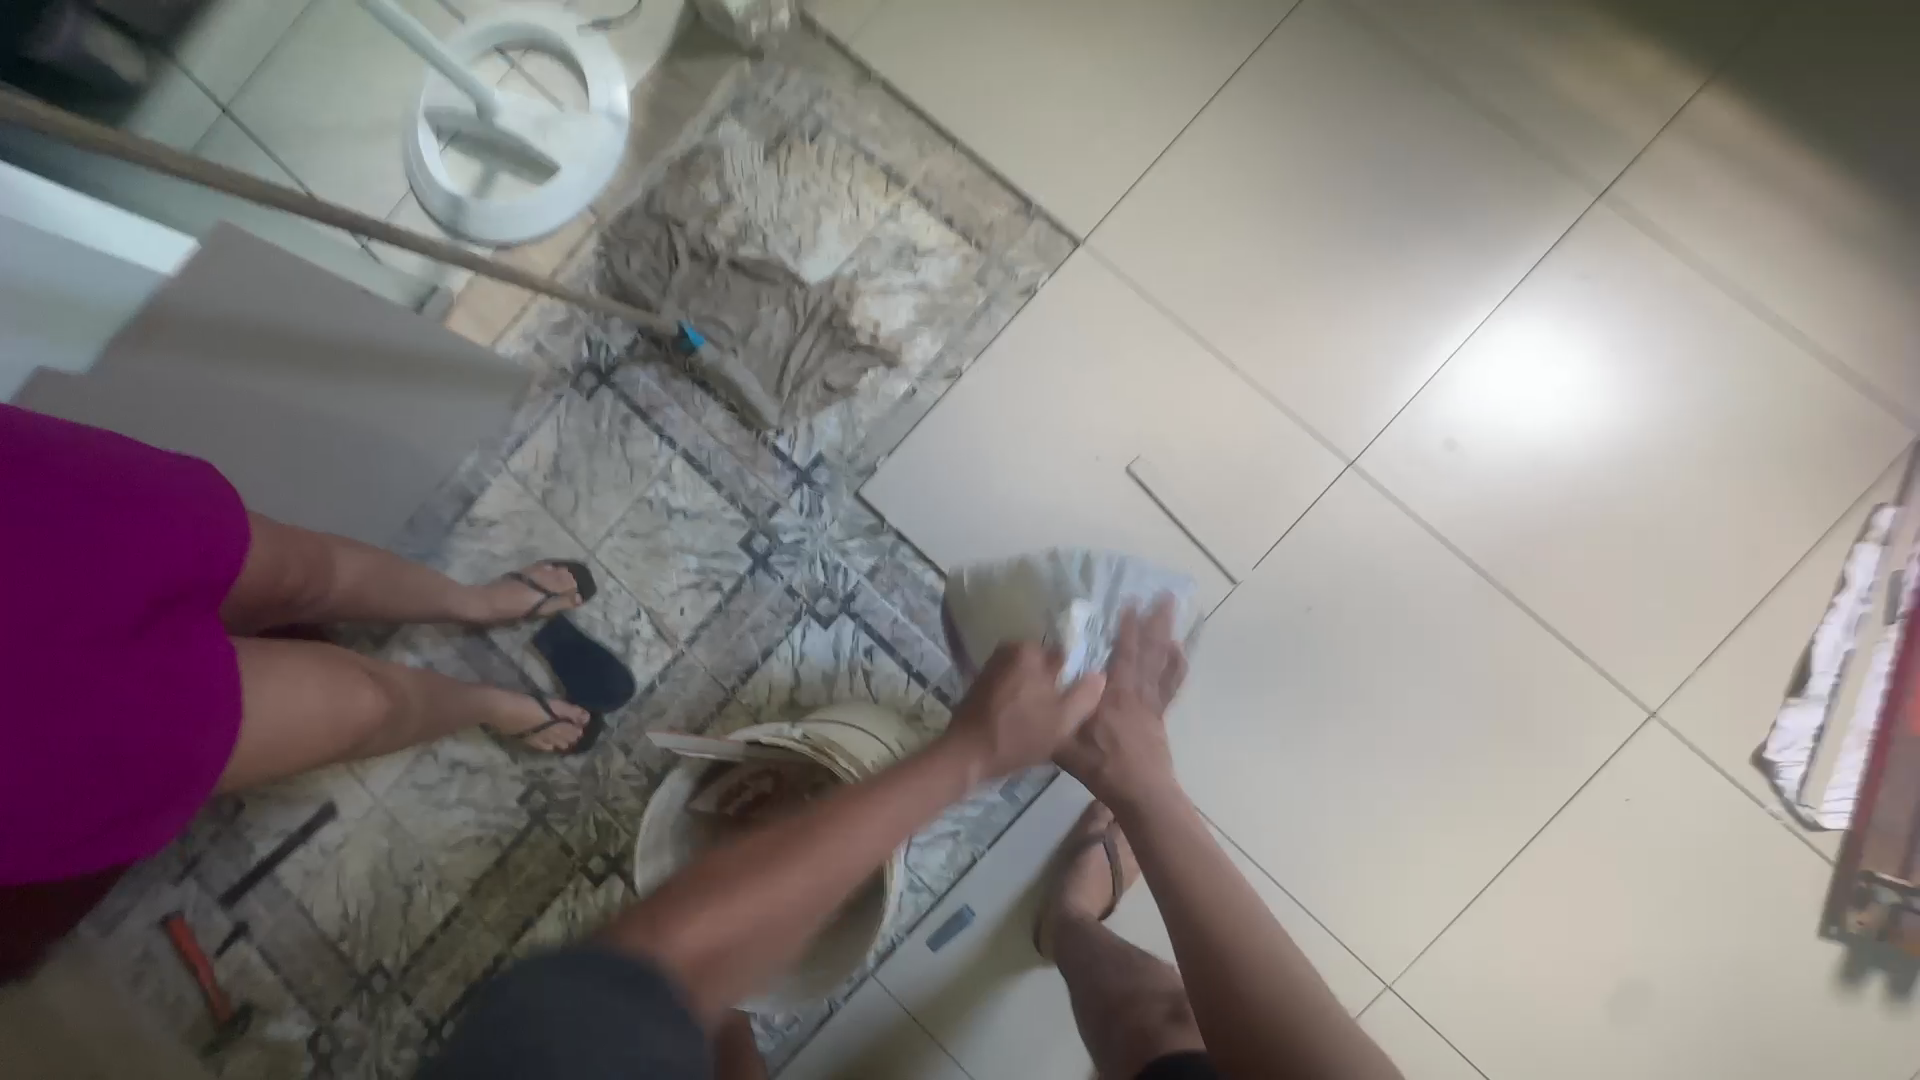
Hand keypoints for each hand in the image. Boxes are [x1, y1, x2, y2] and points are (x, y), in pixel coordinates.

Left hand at [940, 643, 1105, 780]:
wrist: (967, 753)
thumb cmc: (1018, 736)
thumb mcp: (1062, 722)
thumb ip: (1085, 695)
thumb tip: (1099, 674)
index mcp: (1029, 652)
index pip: (1065, 655)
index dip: (1074, 677)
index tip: (1076, 697)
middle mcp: (1009, 650)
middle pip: (1044, 665)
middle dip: (1053, 684)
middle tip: (1058, 712)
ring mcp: (992, 665)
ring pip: (1027, 675)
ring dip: (1034, 691)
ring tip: (1040, 718)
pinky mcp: (981, 681)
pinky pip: (1010, 683)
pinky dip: (1018, 696)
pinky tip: (1021, 717)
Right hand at [1055, 595, 1188, 806]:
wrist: (1139, 792)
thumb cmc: (1100, 766)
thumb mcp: (1065, 742)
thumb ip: (1054, 715)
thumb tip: (1039, 690)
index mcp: (1113, 695)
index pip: (1122, 654)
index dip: (1127, 628)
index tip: (1130, 603)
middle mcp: (1135, 692)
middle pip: (1148, 651)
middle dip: (1154, 622)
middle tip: (1165, 596)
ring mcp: (1151, 703)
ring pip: (1161, 662)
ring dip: (1167, 635)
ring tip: (1173, 612)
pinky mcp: (1159, 715)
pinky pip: (1170, 685)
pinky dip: (1175, 666)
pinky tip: (1179, 651)